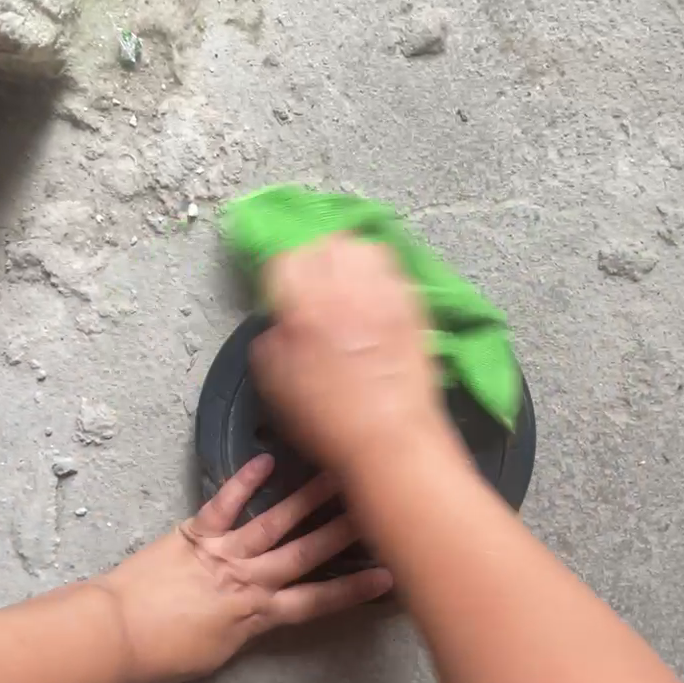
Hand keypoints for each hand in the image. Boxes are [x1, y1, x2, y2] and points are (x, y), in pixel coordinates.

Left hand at [92, 454, 392, 682]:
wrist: (115, 634)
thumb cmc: (164, 653)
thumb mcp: (218, 652)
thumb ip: (247, 624)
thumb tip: (262, 609)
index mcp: (257, 615)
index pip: (316, 602)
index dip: (353, 590)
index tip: (387, 576)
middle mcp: (249, 580)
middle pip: (305, 554)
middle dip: (343, 532)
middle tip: (375, 508)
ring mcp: (225, 552)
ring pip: (276, 523)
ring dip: (308, 499)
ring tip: (337, 475)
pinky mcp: (198, 532)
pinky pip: (226, 503)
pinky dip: (245, 482)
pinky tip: (267, 460)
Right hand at [252, 234, 452, 472]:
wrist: (391, 438)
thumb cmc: (329, 419)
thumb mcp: (274, 381)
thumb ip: (271, 338)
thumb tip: (280, 321)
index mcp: (304, 307)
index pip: (286, 260)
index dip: (281, 272)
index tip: (283, 287)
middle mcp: (345, 291)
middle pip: (326, 243)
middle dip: (316, 256)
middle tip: (313, 279)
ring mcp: (383, 294)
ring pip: (363, 247)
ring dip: (349, 257)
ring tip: (345, 280)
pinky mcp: (412, 306)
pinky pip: (394, 269)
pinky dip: (380, 272)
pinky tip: (373, 292)